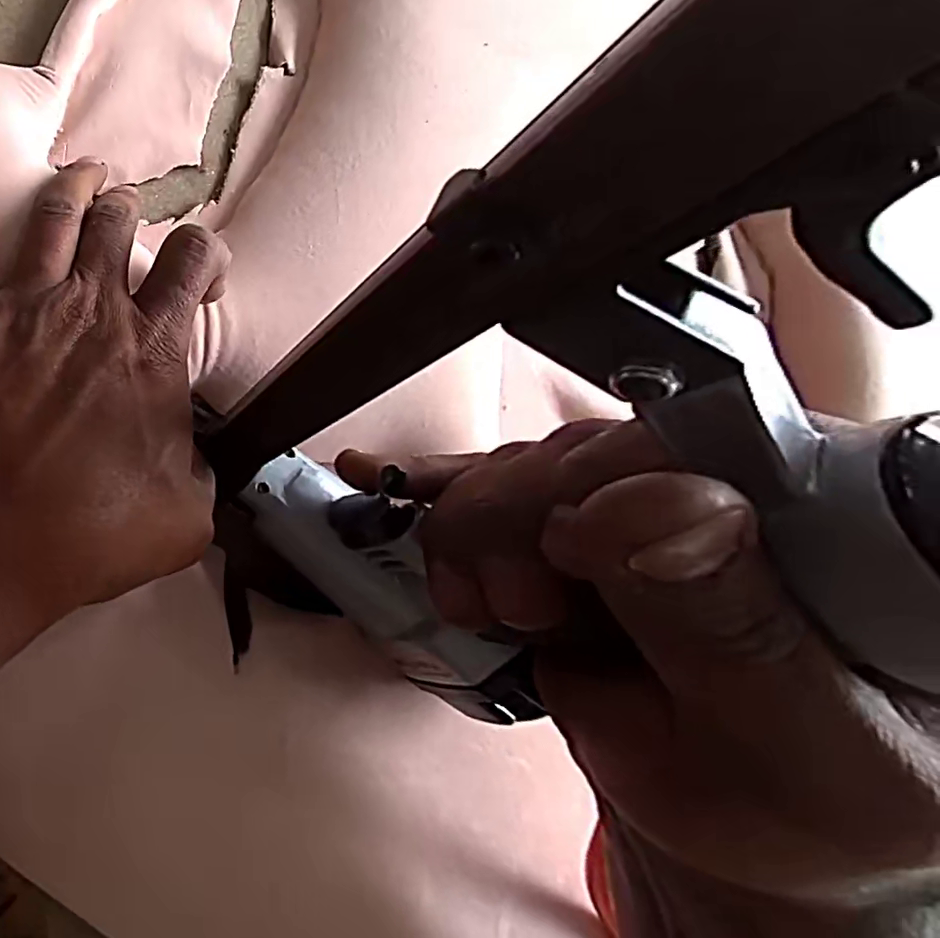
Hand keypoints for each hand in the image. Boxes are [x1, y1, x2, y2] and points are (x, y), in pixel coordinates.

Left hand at [0, 134, 228, 620]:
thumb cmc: (88, 530)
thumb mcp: (184, 515)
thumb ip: (201, 473)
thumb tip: (200, 457)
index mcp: (152, 349)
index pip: (191, 262)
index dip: (202, 254)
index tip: (197, 270)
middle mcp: (94, 311)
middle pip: (117, 226)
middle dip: (127, 212)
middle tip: (124, 214)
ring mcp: (28, 306)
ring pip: (54, 216)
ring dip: (73, 186)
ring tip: (84, 173)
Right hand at [341, 424, 939, 927]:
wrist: (724, 825)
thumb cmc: (795, 808)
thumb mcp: (791, 744)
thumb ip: (728, 628)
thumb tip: (646, 506)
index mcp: (855, 533)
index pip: (733, 439)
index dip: (629, 472)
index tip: (574, 549)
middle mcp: (742, 495)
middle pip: (595, 448)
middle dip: (523, 516)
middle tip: (522, 604)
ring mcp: (639, 505)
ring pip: (524, 462)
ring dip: (472, 528)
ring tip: (490, 607)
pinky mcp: (562, 520)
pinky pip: (480, 479)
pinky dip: (434, 494)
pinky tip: (410, 504)